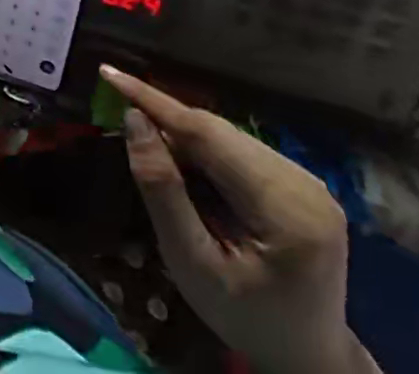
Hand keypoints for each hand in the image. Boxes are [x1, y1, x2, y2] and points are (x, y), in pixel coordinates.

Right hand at [103, 66, 377, 373]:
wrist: (305, 355)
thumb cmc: (243, 316)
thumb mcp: (190, 261)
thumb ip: (162, 189)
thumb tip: (134, 121)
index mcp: (287, 209)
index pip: (208, 135)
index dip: (154, 101)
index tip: (109, 73)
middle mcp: (306, 184)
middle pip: (218, 131)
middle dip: (164, 119)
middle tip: (118, 118)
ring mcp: (309, 182)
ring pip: (226, 135)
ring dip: (181, 134)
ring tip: (149, 151)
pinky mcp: (301, 185)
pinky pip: (238, 149)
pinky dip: (201, 149)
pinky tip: (184, 168)